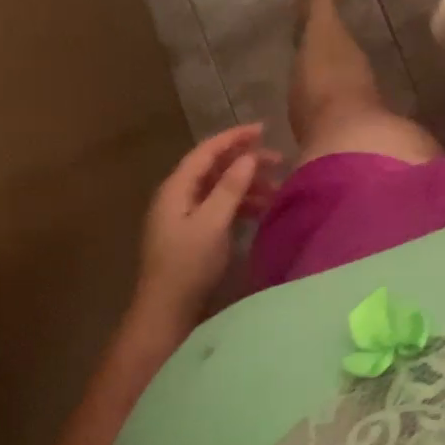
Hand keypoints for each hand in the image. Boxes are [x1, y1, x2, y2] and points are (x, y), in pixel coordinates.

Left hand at [134, 124, 280, 322]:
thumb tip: (248, 157)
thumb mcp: (212, 224)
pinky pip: (220, 207)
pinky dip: (241, 204)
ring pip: (219, 188)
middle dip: (245, 161)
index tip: (263, 129)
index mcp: (176, 188)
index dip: (234, 137)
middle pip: (214, 167)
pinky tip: (262, 210)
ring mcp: (184, 216)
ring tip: (276, 189)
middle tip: (278, 161)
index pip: (207, 151)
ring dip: (247, 184)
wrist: (165, 315)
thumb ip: (230, 188)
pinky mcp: (193, 235)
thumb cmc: (187, 266)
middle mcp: (178, 196)